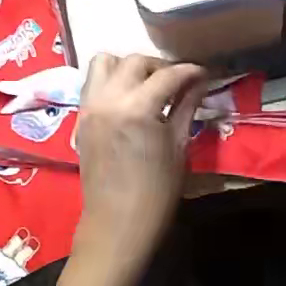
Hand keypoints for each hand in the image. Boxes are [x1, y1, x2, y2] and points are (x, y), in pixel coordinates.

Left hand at [72, 54, 210, 258]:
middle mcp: (108, 100)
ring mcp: (89, 107)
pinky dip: (111, 81)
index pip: (167, 75)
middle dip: (160, 66)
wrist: (117, 223)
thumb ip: (186, 108)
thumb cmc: (156, 192)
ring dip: (128, 67)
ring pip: (105, 63)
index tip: (205, 74)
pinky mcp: (81, 118)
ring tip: (148, 85)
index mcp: (137, 109)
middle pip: (134, 61)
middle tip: (179, 82)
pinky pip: (93, 83)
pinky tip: (129, 99)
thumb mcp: (178, 147)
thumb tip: (199, 83)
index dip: (190, 71)